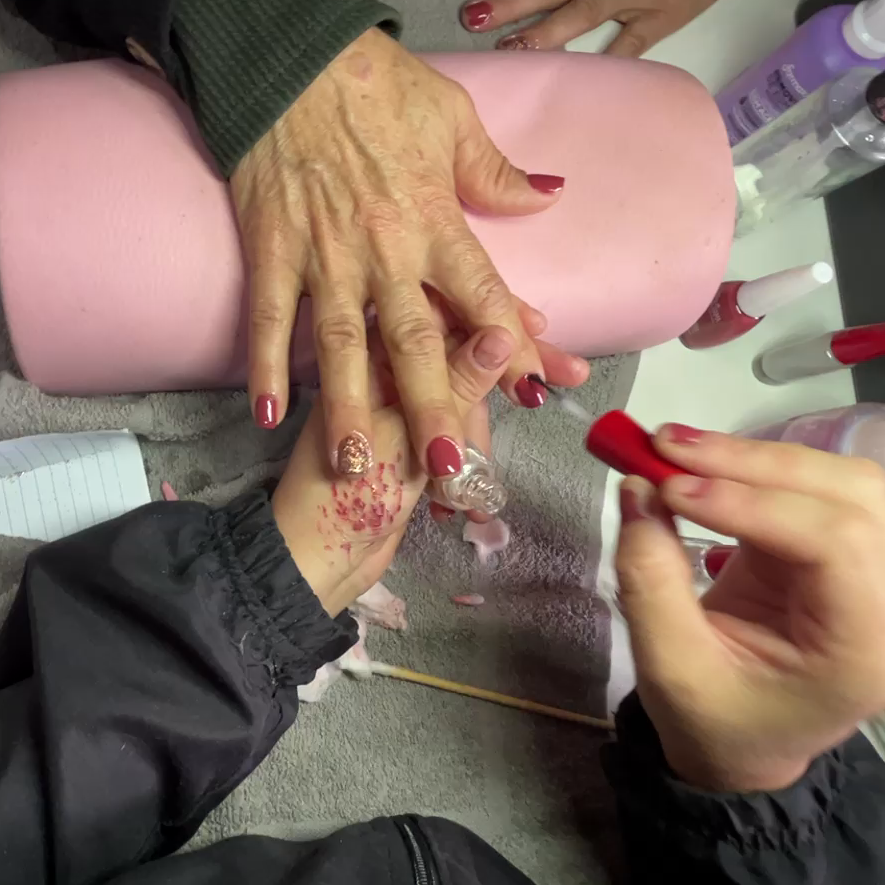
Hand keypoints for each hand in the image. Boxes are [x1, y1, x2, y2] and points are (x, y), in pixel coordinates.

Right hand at [232, 28, 572, 483]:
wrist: (292, 55)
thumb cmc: (376, 86)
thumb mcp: (452, 117)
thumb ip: (496, 171)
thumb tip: (548, 195)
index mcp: (434, 219)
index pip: (482, 296)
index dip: (511, 347)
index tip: (535, 393)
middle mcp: (384, 250)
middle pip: (415, 341)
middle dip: (434, 406)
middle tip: (450, 469)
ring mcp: (323, 255)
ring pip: (342, 344)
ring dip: (349, 407)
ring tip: (358, 465)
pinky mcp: (272, 250)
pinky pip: (269, 317)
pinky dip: (265, 366)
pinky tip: (268, 414)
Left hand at [273, 323, 518, 614]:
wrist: (313, 563)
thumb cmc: (345, 494)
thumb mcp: (404, 435)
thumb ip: (453, 384)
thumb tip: (502, 330)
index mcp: (370, 359)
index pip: (440, 323)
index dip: (494, 321)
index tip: (542, 330)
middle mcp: (382, 377)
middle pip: (457, 362)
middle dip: (509, 372)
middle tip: (571, 373)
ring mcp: (393, 414)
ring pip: (456, 404)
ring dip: (489, 426)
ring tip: (529, 433)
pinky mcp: (404, 449)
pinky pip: (449, 439)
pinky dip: (470, 456)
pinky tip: (486, 481)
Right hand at [614, 427, 884, 791]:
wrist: (744, 746)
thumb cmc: (714, 721)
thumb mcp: (669, 665)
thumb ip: (650, 580)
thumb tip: (637, 490)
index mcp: (869, 650)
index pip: (837, 543)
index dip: (752, 502)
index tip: (670, 487)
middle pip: (850, 496)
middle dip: (751, 462)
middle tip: (663, 446)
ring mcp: (882, 574)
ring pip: (838, 480)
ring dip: (754, 455)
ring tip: (675, 447)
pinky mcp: (846, 553)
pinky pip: (812, 489)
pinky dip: (753, 468)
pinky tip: (701, 464)